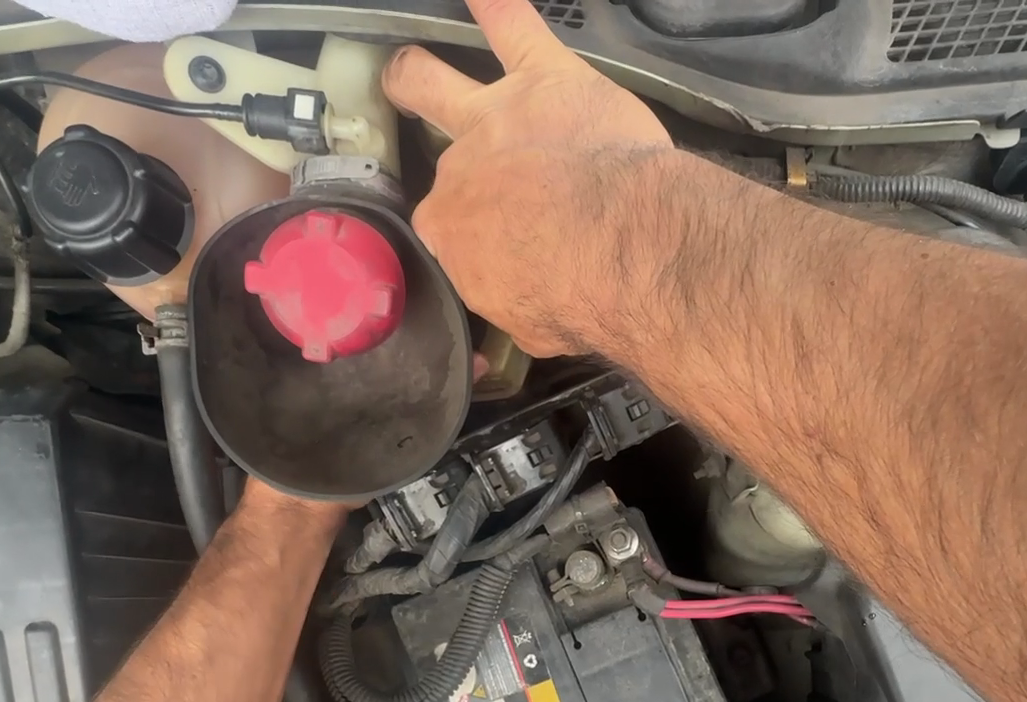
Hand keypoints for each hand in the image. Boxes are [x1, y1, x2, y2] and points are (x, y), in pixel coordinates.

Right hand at [381, 0, 674, 356]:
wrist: (618, 249)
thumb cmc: (573, 298)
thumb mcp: (530, 330)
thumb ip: (510, 315)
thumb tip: (499, 341)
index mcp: (453, 234)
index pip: (449, 235)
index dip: (473, 246)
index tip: (500, 258)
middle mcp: (460, 170)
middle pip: (443, 164)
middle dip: (450, 174)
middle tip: (461, 179)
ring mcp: (495, 117)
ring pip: (436, 82)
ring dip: (418, 76)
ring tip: (408, 72)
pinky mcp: (546, 78)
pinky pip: (512, 21)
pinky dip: (495, 4)